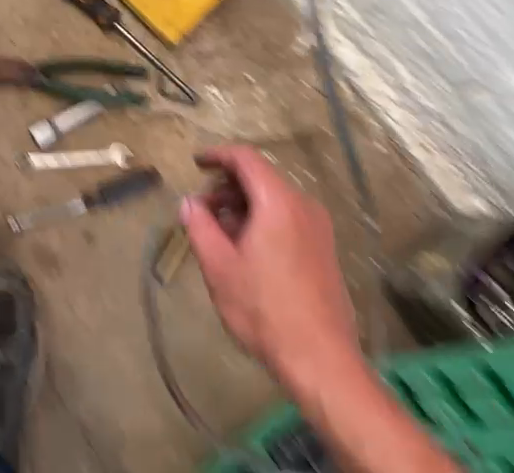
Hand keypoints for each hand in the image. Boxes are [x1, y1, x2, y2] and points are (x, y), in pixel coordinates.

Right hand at [180, 145, 361, 392]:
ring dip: (243, 207)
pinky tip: (247, 252)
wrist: (320, 357)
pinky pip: (288, 218)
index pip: (246, 159)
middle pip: (260, 178)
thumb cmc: (264, 309)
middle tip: (201, 213)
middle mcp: (303, 204)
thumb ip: (200, 227)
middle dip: (227, 189)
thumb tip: (189, 202)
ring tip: (220, 237)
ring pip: (274, 200)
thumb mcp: (219, 268)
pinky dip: (263, 221)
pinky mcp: (324, 248)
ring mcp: (318, 226)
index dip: (218, 156)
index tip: (195, 163)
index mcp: (278, 201)